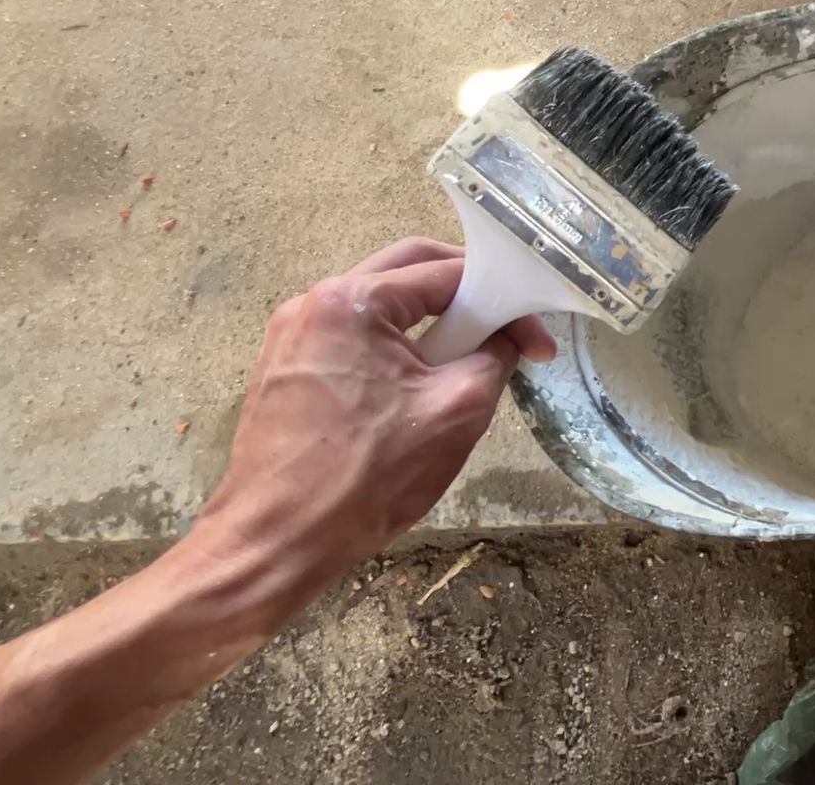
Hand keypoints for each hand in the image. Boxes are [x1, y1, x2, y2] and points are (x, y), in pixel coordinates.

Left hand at [194, 238, 555, 595]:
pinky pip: (359, 332)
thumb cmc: (371, 475)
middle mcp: (316, 302)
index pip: (449, 273)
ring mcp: (294, 334)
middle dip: (469, 290)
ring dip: (435, 317)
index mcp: (354, 301)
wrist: (276, 545)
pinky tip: (424, 377)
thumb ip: (496, 355)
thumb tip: (506, 339)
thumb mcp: (460, 408)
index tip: (538, 342)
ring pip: (384, 302)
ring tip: (472, 354)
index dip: (506, 301)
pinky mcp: (288, 366)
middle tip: (509, 323)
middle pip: (411, 269)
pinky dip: (401, 341)